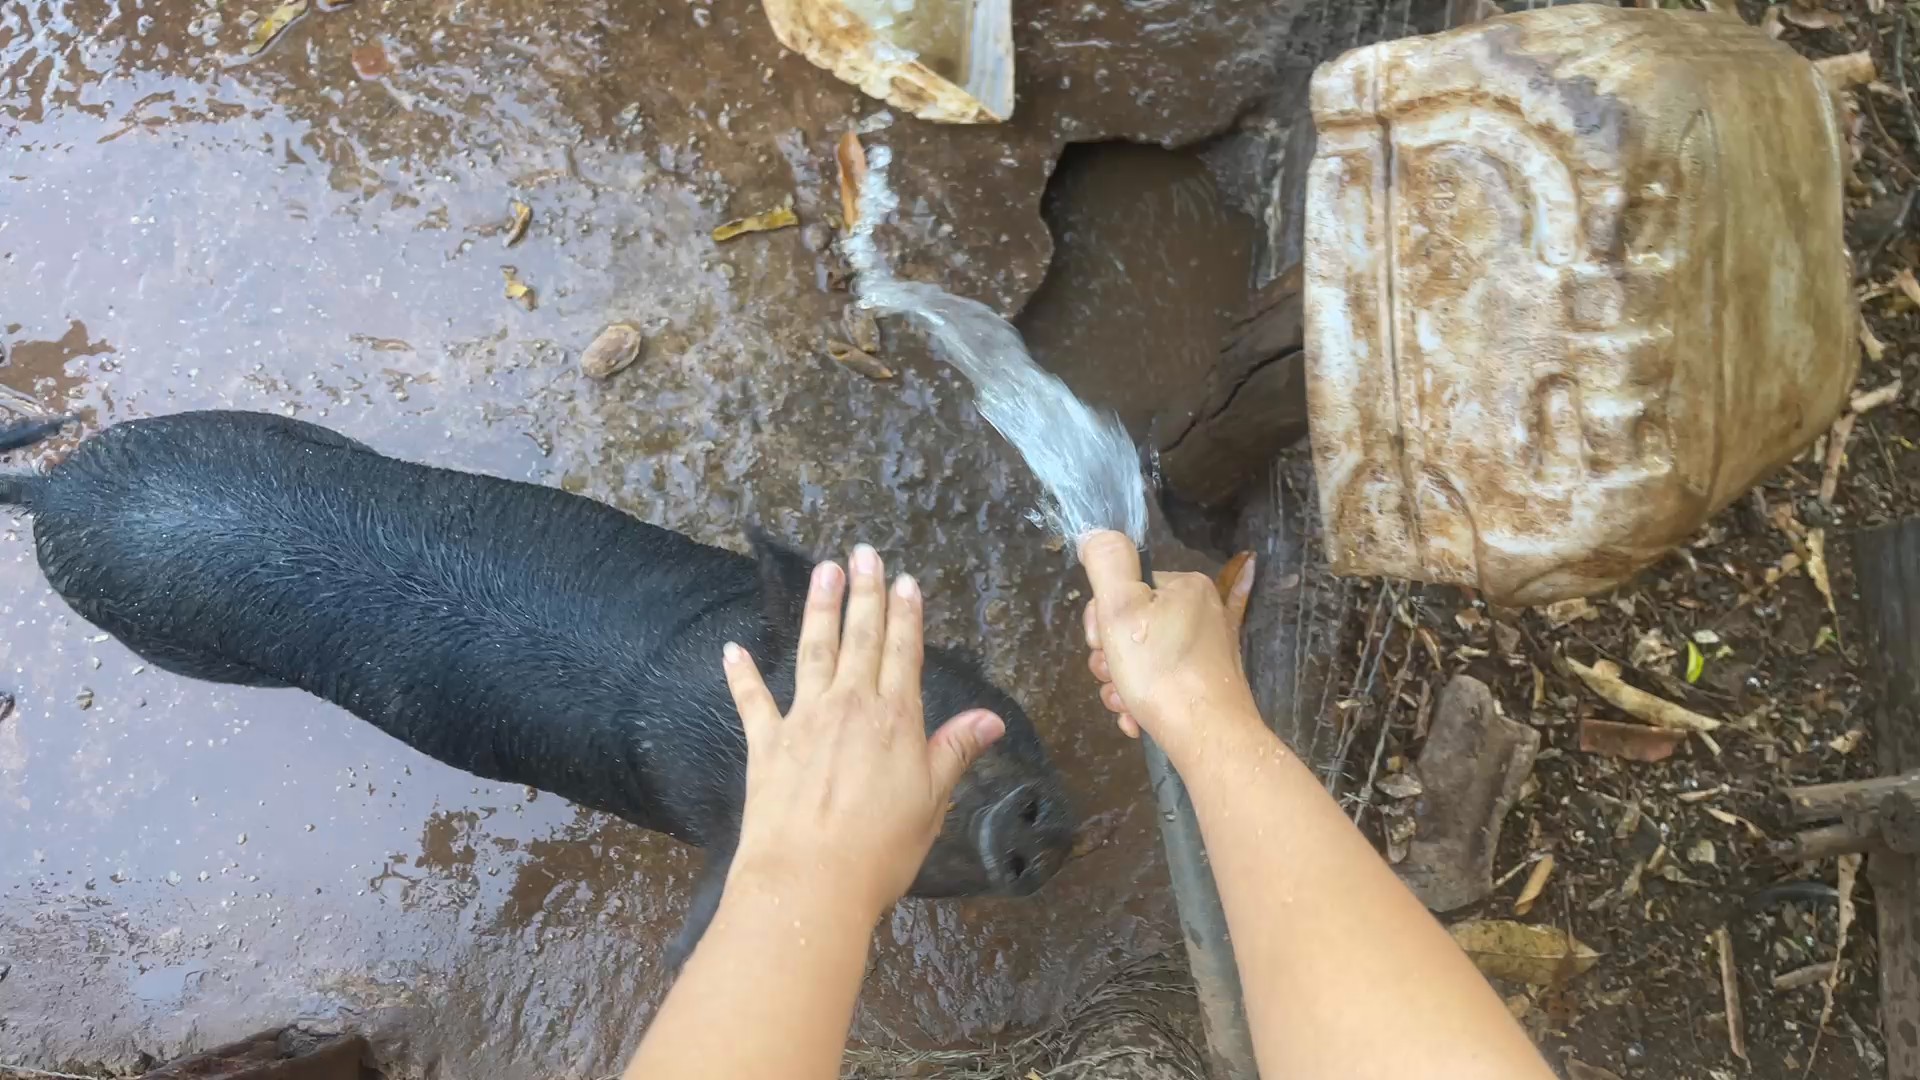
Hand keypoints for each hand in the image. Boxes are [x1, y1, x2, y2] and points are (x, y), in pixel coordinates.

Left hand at [722, 544, 1005, 920]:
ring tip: (823, 569)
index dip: (906, 614)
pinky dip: (741, 674)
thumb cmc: (880, 848)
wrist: (809, 883)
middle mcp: (850, 705)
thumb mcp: (932, 801)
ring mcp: (804, 719)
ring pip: (814, 650)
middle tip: (864, 552)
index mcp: (894, 718)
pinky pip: (752, 701)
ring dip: (820, 608)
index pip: (903, 652)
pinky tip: (732, 648)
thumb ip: (955, 750)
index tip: (904, 580)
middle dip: (865, 592)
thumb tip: (991, 718)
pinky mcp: (766, 743)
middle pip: (861, 638)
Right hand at [1079, 531, 1260, 755]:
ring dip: (1120, 683)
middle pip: (1131, 627)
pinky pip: (1160, 684)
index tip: (1101, 644)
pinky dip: (1141, 700)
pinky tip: (1134, 717)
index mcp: (1186, 587)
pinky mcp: (1206, 686)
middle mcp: (1202, 613)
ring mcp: (1206, 653)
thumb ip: (1106, 563)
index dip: (1101, 619)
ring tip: (1123, 701)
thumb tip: (1095, 533)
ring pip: (1141, 659)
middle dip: (1111, 657)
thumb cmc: (1161, 671)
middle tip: (1113, 676)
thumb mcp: (1121, 607)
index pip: (1123, 589)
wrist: (1207, 737)